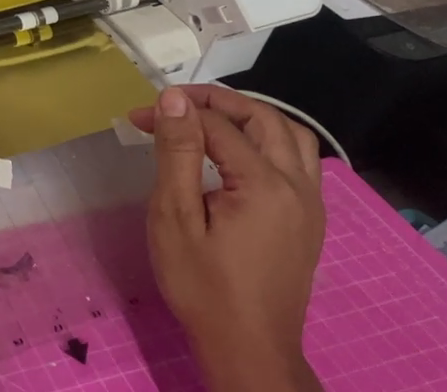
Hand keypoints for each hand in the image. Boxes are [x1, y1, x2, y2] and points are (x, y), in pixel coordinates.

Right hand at [127, 85, 326, 391]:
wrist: (248, 348)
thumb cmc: (201, 284)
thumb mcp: (175, 215)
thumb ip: (177, 153)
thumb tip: (174, 99)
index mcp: (264, 184)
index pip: (218, 124)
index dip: (175, 112)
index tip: (135, 117)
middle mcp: (298, 187)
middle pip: (264, 118)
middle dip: (217, 101)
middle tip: (173, 104)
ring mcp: (311, 204)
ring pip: (291, 135)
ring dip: (249, 116)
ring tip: (207, 118)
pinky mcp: (310, 220)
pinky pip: (298, 160)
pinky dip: (268, 140)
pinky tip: (236, 152)